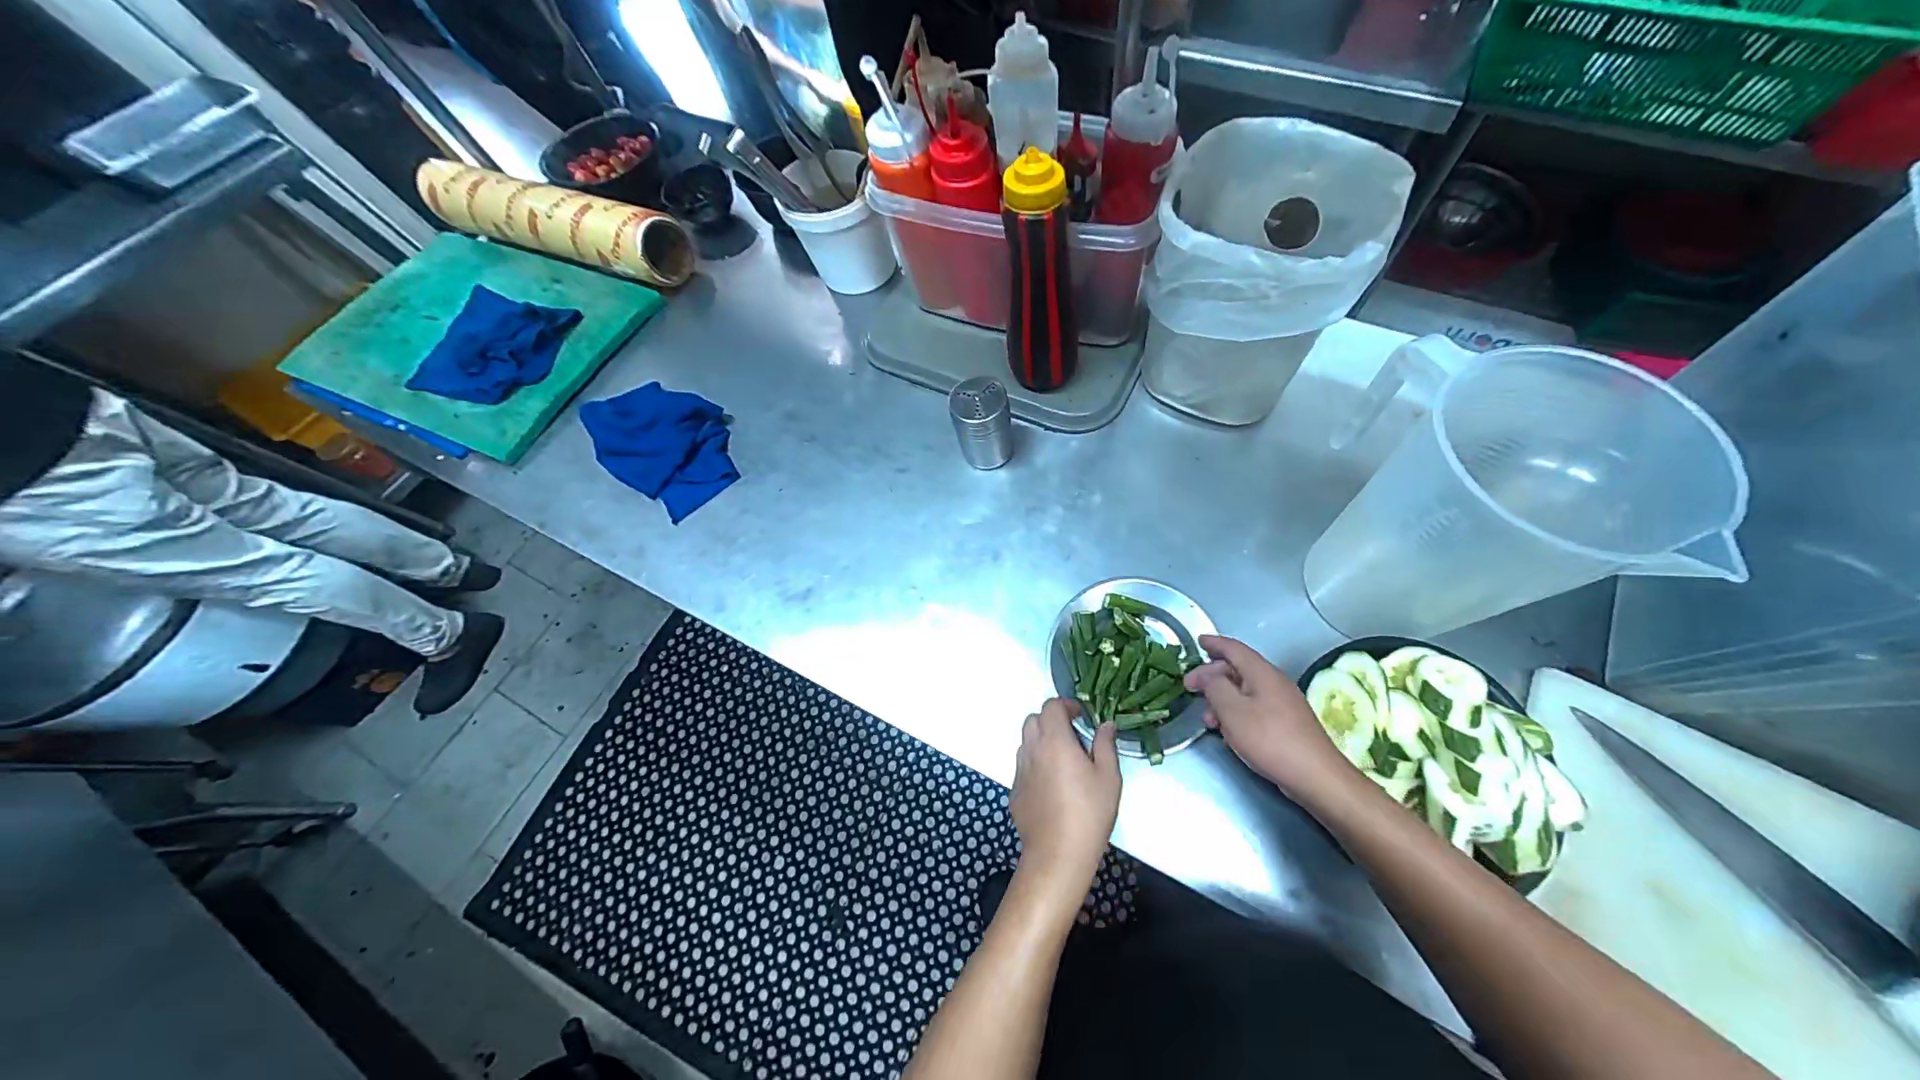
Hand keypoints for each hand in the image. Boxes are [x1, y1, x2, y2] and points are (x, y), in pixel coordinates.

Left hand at [1011, 699, 1119, 895]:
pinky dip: (1036, 765)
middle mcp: (1031, 749)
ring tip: (1065, 762)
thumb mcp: (1108, 777)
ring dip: (1042, 742)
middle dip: (1051, 721)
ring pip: (1026, 743)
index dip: (1066, 705)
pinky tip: (1053, 787)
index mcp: (1054, 740)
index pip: (1051, 706)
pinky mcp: (1014, 791)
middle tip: (1074, 738)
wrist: (1058, 853)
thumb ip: (1105, 745)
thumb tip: (1105, 725)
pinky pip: (1023, 767)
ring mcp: (1019, 770)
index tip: (1082, 717)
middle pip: (1033, 720)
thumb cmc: (1089, 813)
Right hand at [1185, 635, 1354, 802]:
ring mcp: (1282, 703)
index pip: (1234, 649)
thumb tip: (1207, 674)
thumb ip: (1214, 687)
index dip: (1214, 643)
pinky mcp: (1286, 722)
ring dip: (1222, 700)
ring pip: (1244, 691)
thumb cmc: (1270, 739)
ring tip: (1209, 720)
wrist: (1315, 776)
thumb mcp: (1232, 711)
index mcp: (1262, 673)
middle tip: (1190, 687)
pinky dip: (1236, 713)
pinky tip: (1228, 732)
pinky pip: (1254, 707)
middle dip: (1212, 676)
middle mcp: (1274, 682)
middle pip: (1238, 669)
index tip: (1199, 641)